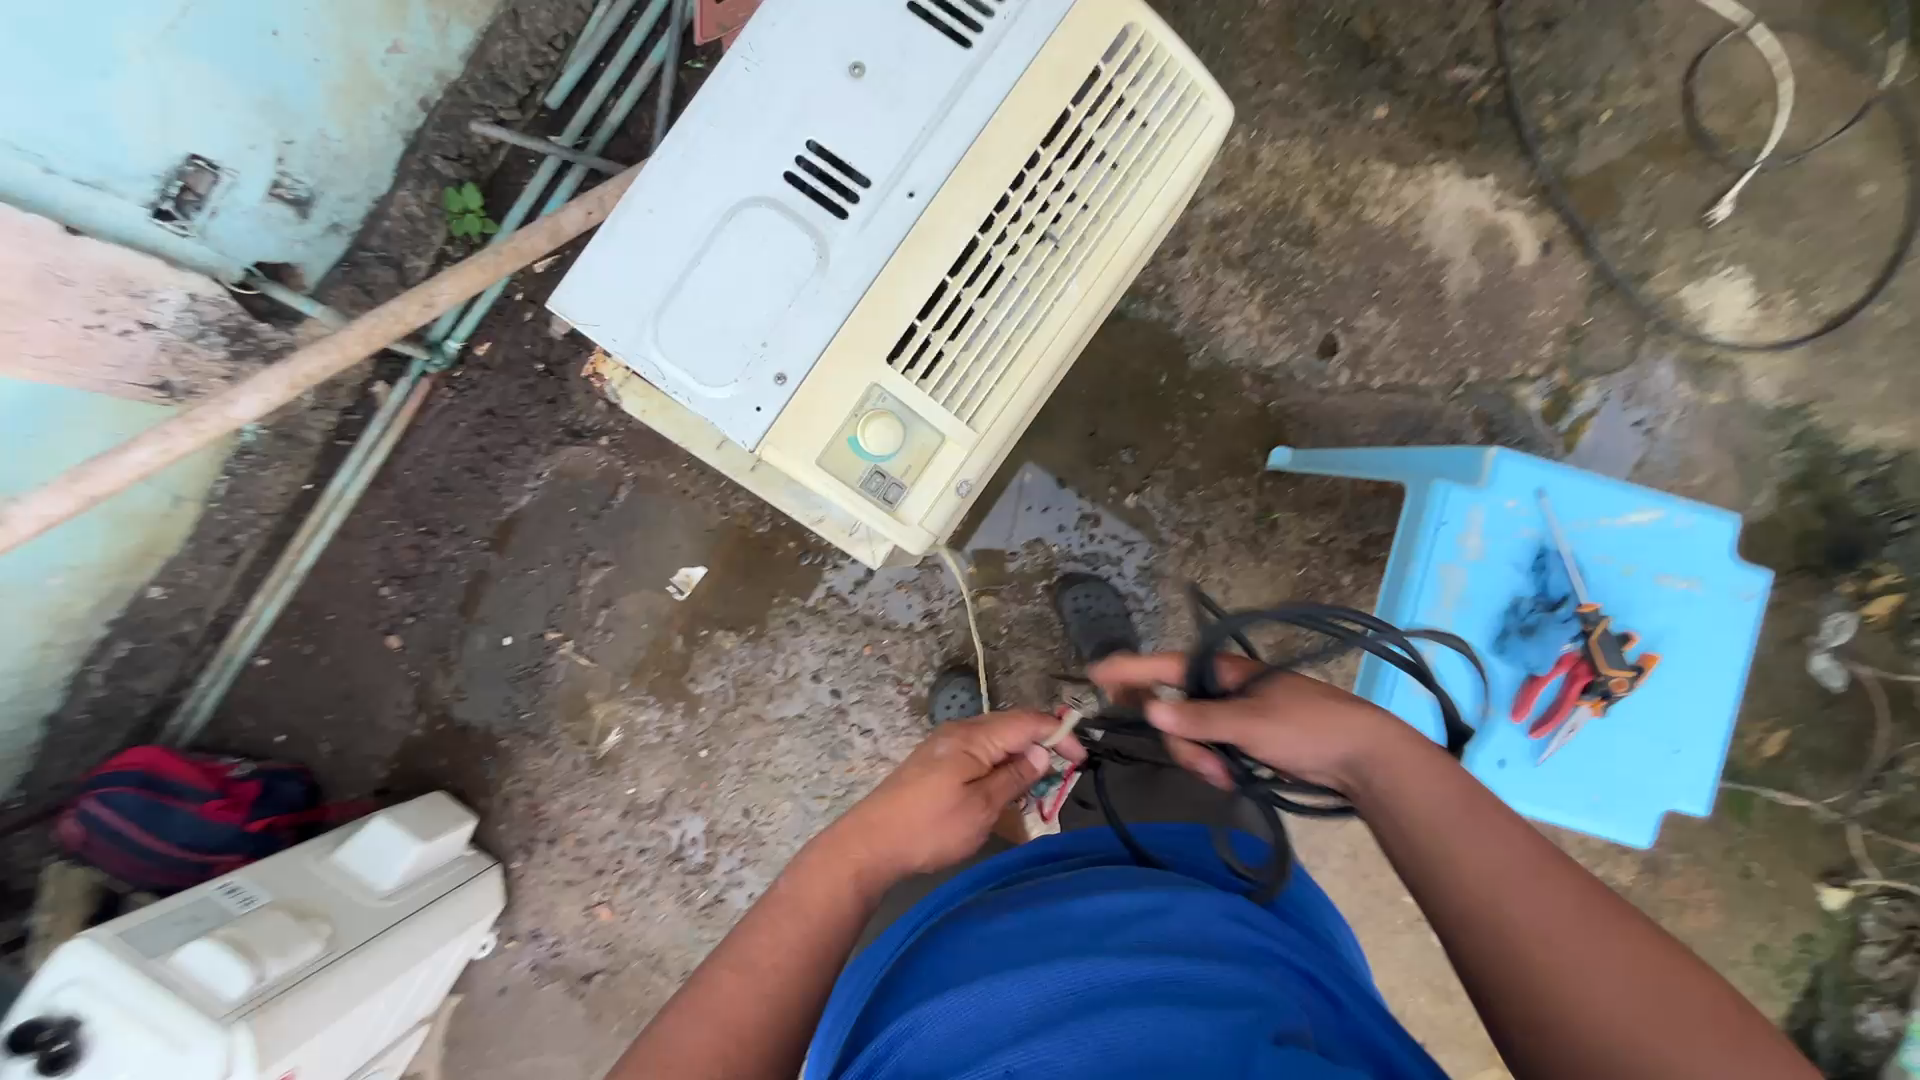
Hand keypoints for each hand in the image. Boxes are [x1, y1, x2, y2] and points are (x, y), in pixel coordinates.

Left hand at [820, 712, 1086, 884]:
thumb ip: (1014, 776)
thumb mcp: (982, 807)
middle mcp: (959, 731)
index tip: (1081, 759)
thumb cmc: (930, 828)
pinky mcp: (935, 762)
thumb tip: (1041, 752)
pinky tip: (1005, 787)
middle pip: (1011, 726)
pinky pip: (978, 752)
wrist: (870, 844)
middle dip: (1042, 744)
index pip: (1027, 721)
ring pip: (995, 740)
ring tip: (1039, 785)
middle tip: (1065, 773)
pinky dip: (999, 764)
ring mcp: (944, 745)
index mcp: (973, 736)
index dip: (1058, 734)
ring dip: (1020, 757)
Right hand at [1088, 653, 1426, 793]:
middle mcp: (1222, 689)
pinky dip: (1212, 765)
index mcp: (1222, 671)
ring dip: (1199, 759)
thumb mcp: (1250, 723)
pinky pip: (1207, 749)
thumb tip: (1151, 710)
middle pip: (1173, 709)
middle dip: (1181, 741)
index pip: (1164, 666)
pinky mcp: (1242, 739)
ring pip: (1188, 735)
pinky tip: (1230, 778)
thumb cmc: (1308, 727)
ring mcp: (1231, 715)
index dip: (1129, 670)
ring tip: (1226, 777)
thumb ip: (1198, 719)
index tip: (1094, 673)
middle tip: (1204, 765)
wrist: (1363, 758)